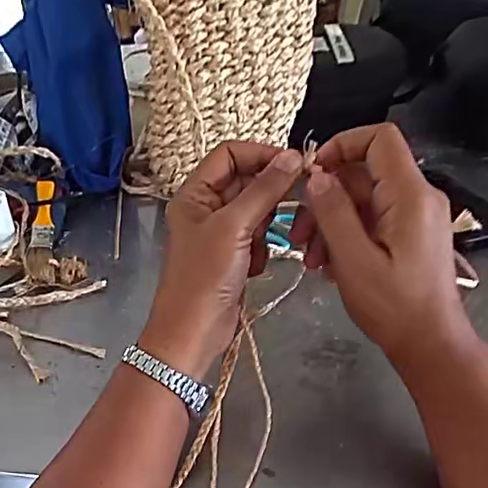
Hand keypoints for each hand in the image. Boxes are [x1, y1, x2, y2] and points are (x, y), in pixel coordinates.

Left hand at [143, 142, 303, 373]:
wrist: (193, 332)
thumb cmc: (204, 277)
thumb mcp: (234, 227)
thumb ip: (264, 189)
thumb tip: (293, 156)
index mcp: (194, 194)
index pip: (229, 154)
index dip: (260, 154)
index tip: (293, 164)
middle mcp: (205, 210)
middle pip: (246, 182)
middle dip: (268, 196)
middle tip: (293, 206)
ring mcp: (219, 235)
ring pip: (256, 212)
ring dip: (266, 227)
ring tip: (259, 248)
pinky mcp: (232, 258)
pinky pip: (257, 239)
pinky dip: (261, 250)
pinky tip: (253, 268)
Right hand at [291, 123, 471, 362]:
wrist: (429, 342)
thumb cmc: (395, 307)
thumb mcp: (354, 260)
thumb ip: (334, 213)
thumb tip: (317, 177)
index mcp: (410, 196)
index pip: (379, 139)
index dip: (341, 145)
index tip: (312, 172)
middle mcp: (418, 199)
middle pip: (364, 174)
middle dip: (326, 198)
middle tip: (300, 233)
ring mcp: (416, 218)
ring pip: (364, 201)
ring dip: (331, 222)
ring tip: (312, 257)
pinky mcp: (410, 237)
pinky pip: (373, 221)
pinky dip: (347, 236)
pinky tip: (329, 263)